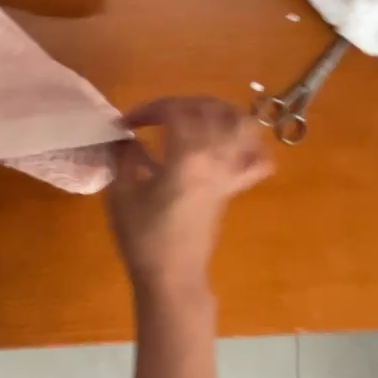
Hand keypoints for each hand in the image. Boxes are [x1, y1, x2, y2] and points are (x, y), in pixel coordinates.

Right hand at [106, 97, 272, 295]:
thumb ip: (123, 157)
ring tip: (193, 117)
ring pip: (242, 124)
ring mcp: (231, 171)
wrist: (172, 273)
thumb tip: (124, 138)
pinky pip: (256, 158)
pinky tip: (226, 145)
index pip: (175, 112)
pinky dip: (247, 144)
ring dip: (217, 112)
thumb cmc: (141, 235)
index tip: (126, 121)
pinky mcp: (235, 186)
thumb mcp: (121, 193)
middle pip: (212, 109)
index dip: (149, 109)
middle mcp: (217, 157)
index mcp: (187, 156)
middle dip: (182, 104)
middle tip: (156, 114)